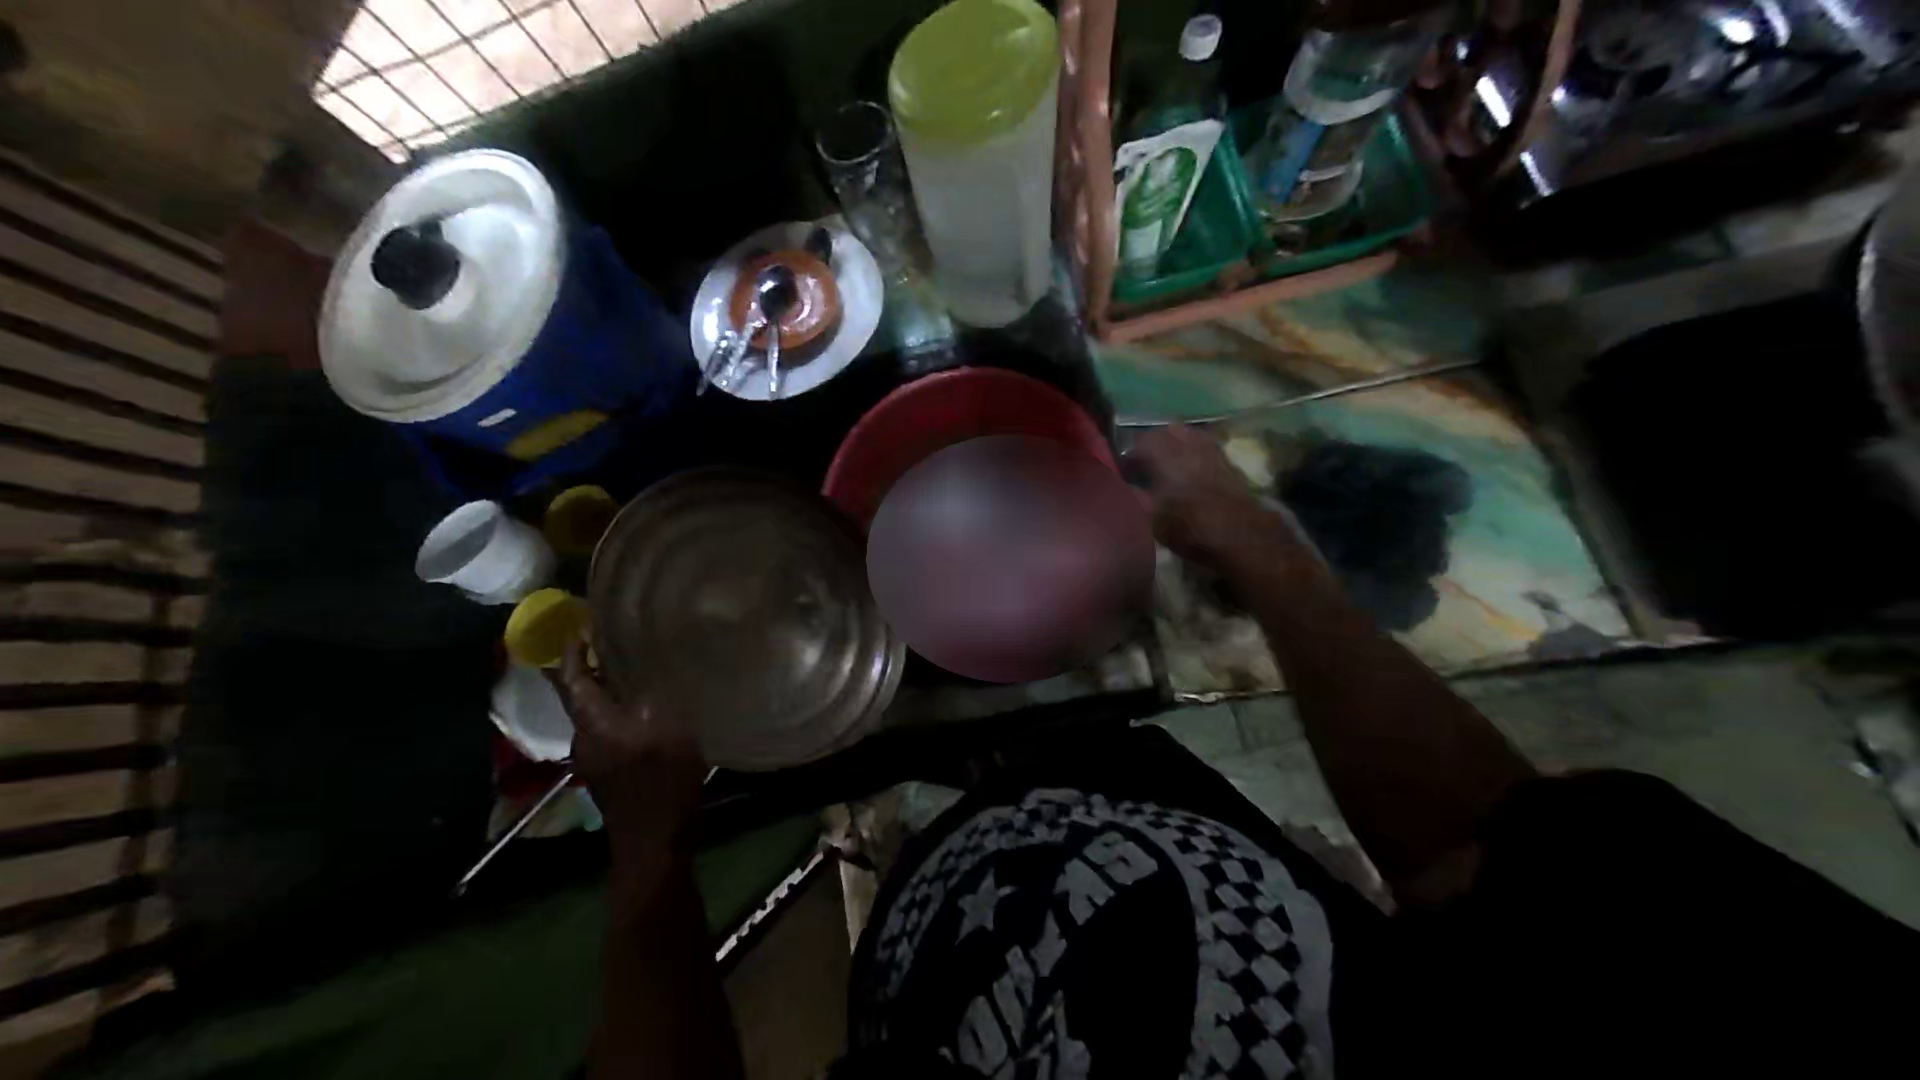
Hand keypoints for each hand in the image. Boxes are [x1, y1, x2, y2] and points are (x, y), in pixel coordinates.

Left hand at [550, 643, 707, 862]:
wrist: (653, 840)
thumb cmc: (663, 781)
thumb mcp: (670, 730)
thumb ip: (661, 695)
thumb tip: (658, 663)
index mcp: (594, 722)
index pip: (570, 679)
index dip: (570, 652)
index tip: (580, 626)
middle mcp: (584, 736)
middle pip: (578, 693)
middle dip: (590, 665)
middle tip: (614, 638)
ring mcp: (593, 755)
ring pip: (593, 710)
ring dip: (605, 686)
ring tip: (633, 664)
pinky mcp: (606, 768)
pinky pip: (604, 725)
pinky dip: (616, 706)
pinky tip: (644, 702)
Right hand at [1127, 425, 1299, 567]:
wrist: (1241, 537)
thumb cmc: (1190, 529)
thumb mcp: (1153, 520)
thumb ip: (1136, 497)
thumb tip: (1124, 485)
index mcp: (1166, 458)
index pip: (1142, 442)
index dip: (1130, 455)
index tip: (1126, 471)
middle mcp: (1189, 447)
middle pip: (1167, 431)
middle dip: (1153, 443)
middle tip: (1146, 462)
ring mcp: (1212, 452)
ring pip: (1190, 434)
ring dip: (1176, 443)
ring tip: (1169, 461)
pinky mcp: (1229, 462)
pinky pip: (1207, 445)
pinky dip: (1195, 451)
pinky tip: (1193, 467)